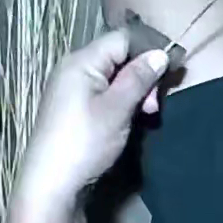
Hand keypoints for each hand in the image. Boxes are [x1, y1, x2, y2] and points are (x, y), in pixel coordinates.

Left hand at [11, 29, 169, 217]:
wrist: (52, 183)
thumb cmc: (85, 141)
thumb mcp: (117, 108)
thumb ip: (139, 78)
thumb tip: (161, 54)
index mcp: (81, 61)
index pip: (122, 39)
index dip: (149, 50)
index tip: (170, 73)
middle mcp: (74, 69)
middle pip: (118, 57)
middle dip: (143, 76)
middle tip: (154, 106)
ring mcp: (72, 89)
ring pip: (114, 78)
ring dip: (135, 92)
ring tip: (145, 116)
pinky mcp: (74, 109)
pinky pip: (104, 94)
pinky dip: (121, 103)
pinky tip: (129, 120)